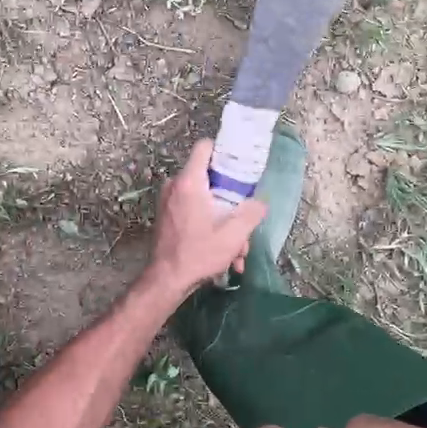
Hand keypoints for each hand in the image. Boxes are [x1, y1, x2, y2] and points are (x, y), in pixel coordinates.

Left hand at [138, 140, 265, 299]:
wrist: (166, 280)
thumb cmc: (198, 254)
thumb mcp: (233, 235)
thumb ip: (251, 213)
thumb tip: (260, 203)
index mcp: (189, 182)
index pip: (205, 147)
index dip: (225, 151)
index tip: (241, 164)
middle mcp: (175, 186)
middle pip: (210, 179)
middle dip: (232, 204)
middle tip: (244, 227)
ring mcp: (169, 201)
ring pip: (206, 201)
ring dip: (224, 224)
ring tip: (237, 253)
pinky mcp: (167, 215)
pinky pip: (194, 213)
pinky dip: (210, 228)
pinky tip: (225, 256)